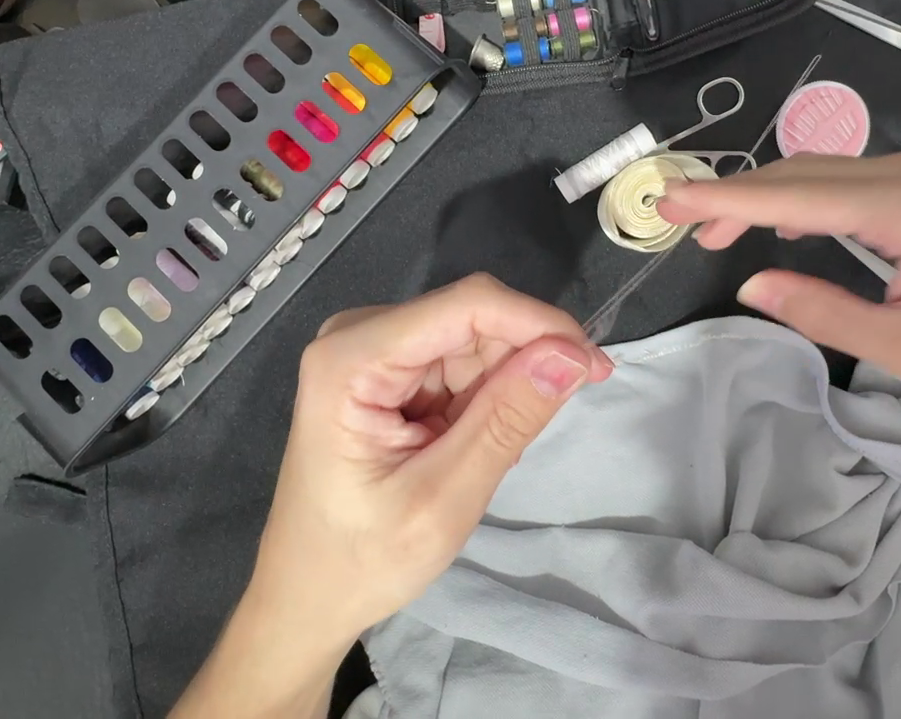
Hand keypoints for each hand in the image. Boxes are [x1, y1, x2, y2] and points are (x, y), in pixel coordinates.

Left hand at [249, 274, 611, 647]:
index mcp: (352, 358)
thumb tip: (573, 355)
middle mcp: (361, 334)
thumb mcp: (444, 500)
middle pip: (473, 316)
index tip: (593, 367)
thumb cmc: (362, 560)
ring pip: (476, 336)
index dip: (539, 323)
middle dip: (524, 361)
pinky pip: (463, 358)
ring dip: (505, 385)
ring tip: (491, 452)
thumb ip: (508, 420)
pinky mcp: (391, 365)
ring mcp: (375, 346)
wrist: (307, 596)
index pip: (468, 305)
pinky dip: (488, 395)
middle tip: (538, 431)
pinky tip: (474, 441)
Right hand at [657, 149, 900, 407]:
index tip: (669, 198)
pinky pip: (852, 178)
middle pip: (804, 173)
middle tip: (690, 230)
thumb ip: (820, 311)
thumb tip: (750, 284)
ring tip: (724, 231)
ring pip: (825, 171)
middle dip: (740, 197)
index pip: (794, 194)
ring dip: (771, 196)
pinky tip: (791, 224)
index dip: (725, 197)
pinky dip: (809, 197)